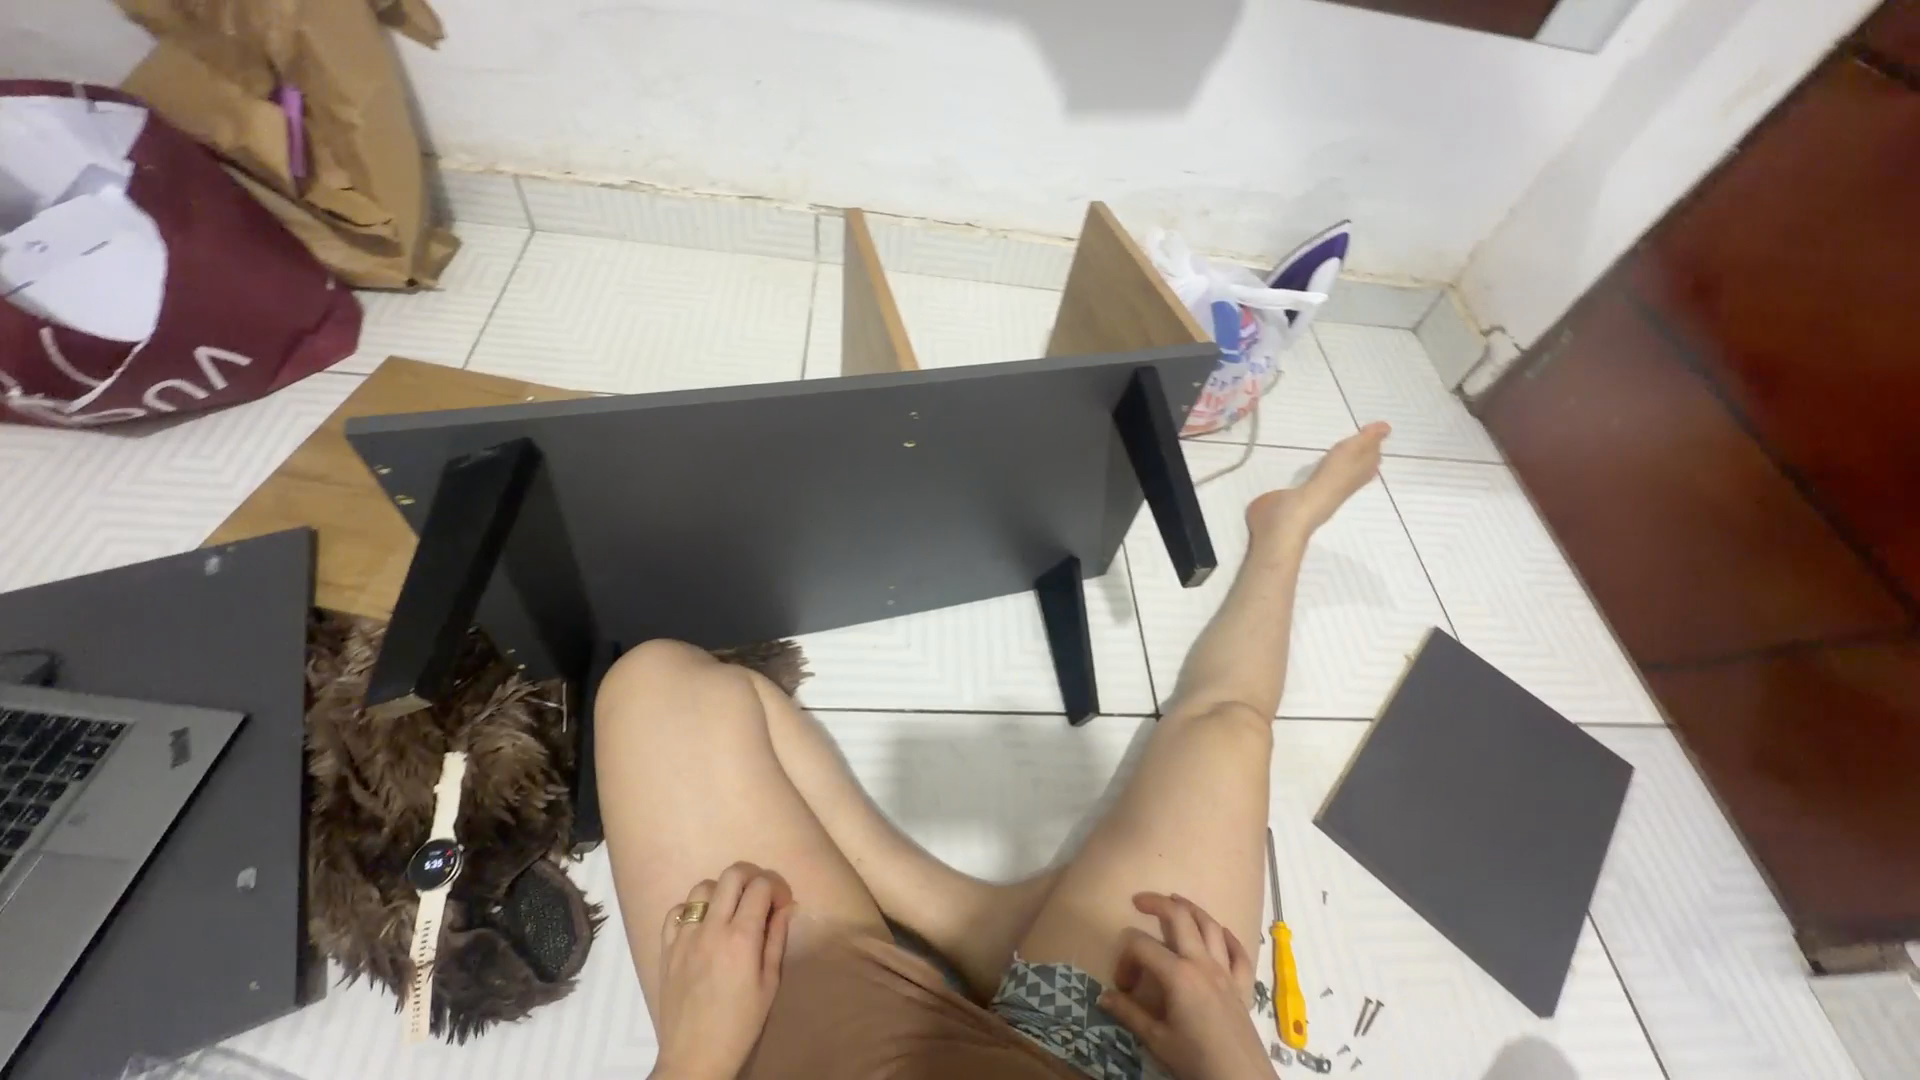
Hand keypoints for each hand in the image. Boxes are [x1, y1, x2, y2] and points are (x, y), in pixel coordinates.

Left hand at [650, 862, 796, 1079]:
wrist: (694, 1059)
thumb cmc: (740, 1026)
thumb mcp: (769, 985)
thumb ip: (776, 939)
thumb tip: (786, 907)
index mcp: (742, 938)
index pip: (761, 887)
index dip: (776, 889)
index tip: (781, 906)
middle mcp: (712, 929)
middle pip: (732, 874)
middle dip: (752, 878)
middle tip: (759, 899)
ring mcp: (685, 937)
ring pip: (702, 888)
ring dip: (721, 892)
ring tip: (729, 913)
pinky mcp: (666, 949)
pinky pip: (676, 912)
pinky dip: (691, 911)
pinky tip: (701, 927)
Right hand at [1098, 893, 1271, 1079]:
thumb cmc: (1196, 1061)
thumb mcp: (1157, 1040)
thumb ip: (1129, 1013)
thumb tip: (1102, 996)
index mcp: (1177, 974)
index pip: (1141, 945)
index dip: (1125, 958)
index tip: (1122, 985)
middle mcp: (1201, 963)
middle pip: (1179, 917)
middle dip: (1157, 903)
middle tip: (1139, 901)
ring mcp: (1225, 971)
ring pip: (1209, 926)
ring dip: (1191, 909)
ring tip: (1175, 901)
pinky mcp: (1242, 985)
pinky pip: (1238, 952)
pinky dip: (1228, 937)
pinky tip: (1219, 932)